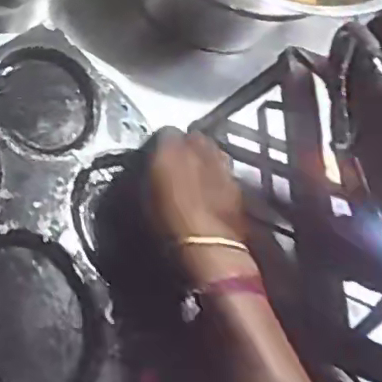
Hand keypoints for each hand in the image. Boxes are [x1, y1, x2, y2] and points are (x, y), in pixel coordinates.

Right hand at [146, 129, 254, 283]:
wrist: (208, 250)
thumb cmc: (167, 221)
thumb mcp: (143, 193)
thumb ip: (149, 170)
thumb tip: (151, 164)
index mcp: (171, 149)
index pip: (167, 131)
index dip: (162, 141)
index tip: (157, 152)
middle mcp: (200, 152)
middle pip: (195, 137)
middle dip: (188, 144)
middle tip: (178, 158)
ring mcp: (223, 169)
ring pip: (214, 151)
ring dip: (205, 157)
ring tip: (196, 171)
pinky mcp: (238, 188)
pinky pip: (225, 171)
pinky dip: (218, 174)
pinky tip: (211, 188)